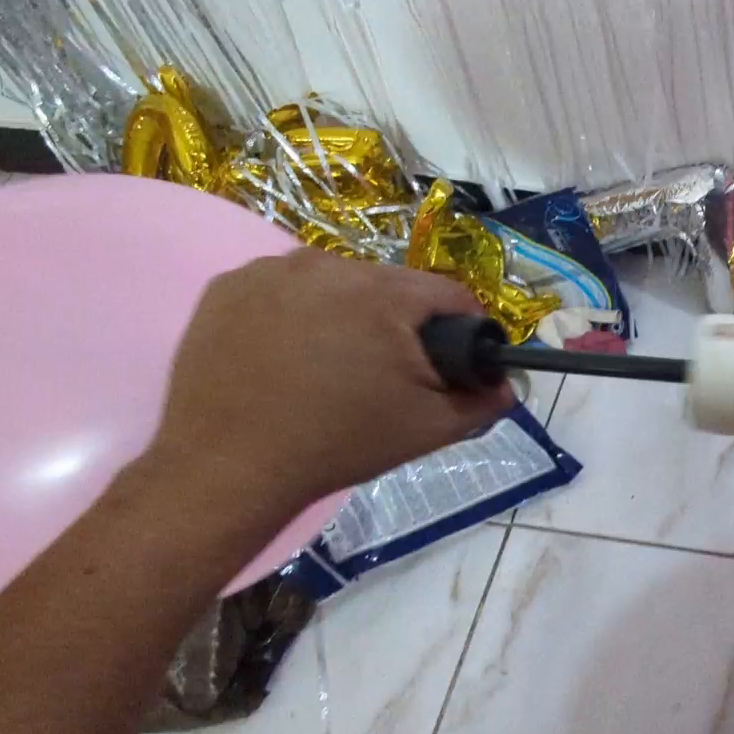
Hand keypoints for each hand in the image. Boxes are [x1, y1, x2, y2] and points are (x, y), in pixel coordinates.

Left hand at [147, 250, 513, 507]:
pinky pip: (290, 289)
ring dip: (355, 315)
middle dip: (405, 324)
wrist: (227, 468)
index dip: (465, 328)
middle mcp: (326, 265)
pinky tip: (294, 355)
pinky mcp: (228, 286)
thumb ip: (482, 402)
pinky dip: (302, 313)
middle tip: (394, 374)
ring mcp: (270, 271)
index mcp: (382, 293)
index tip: (456, 363)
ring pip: (342, 284)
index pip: (449, 294)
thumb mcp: (429, 428)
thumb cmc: (339, 443)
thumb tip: (506, 386)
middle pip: (394, 286)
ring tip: (340, 365)